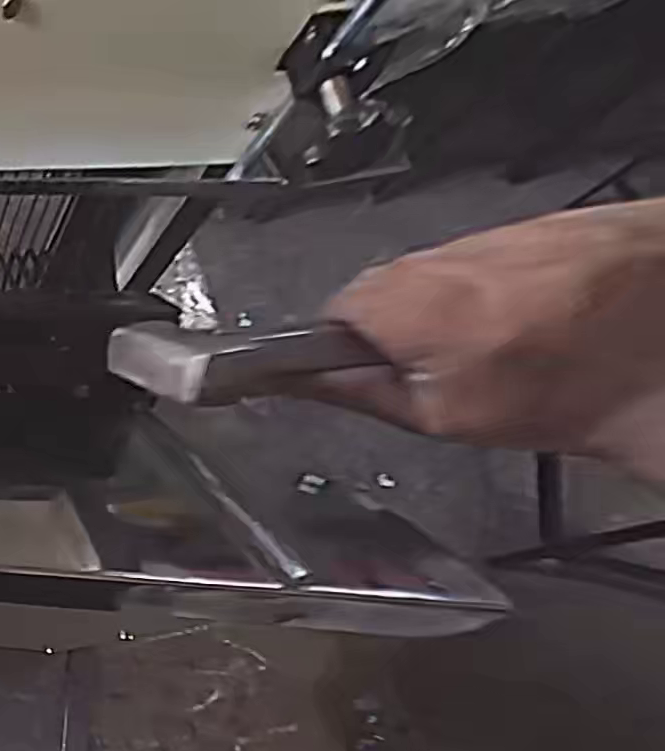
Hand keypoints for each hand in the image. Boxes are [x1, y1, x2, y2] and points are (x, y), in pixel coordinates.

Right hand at [306, 197, 664, 480]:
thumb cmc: (562, 402)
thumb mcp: (431, 413)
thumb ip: (349, 390)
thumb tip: (285, 378)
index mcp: (421, 307)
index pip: (340, 305)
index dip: (343, 334)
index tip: (365, 356)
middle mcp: (471, 256)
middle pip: (395, 277)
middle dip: (400, 311)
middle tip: (438, 351)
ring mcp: (536, 228)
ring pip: (454, 258)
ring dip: (460, 289)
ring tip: (502, 326)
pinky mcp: (589, 214)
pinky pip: (518, 241)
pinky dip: (519, 270)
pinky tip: (549, 302)